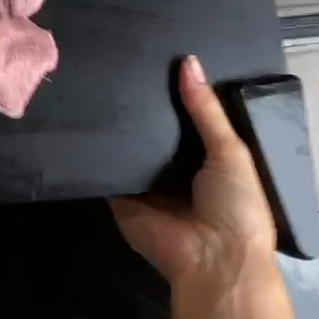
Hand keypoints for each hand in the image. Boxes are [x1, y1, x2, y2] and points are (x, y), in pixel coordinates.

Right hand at [110, 56, 277, 295]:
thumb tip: (188, 61)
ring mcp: (145, 185)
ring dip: (117, 127)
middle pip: (153, 133)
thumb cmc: (236, 207)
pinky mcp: (119, 198)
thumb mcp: (230, 151)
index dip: (173, 94)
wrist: (212, 261)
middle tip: (118, 65)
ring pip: (128, 149)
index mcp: (206, 162)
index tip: (153, 57)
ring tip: (96, 82)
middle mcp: (174, 171)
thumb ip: (206, 109)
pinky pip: (106, 170)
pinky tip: (82, 118)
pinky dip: (97, 152)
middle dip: (141, 108)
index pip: (184, 121)